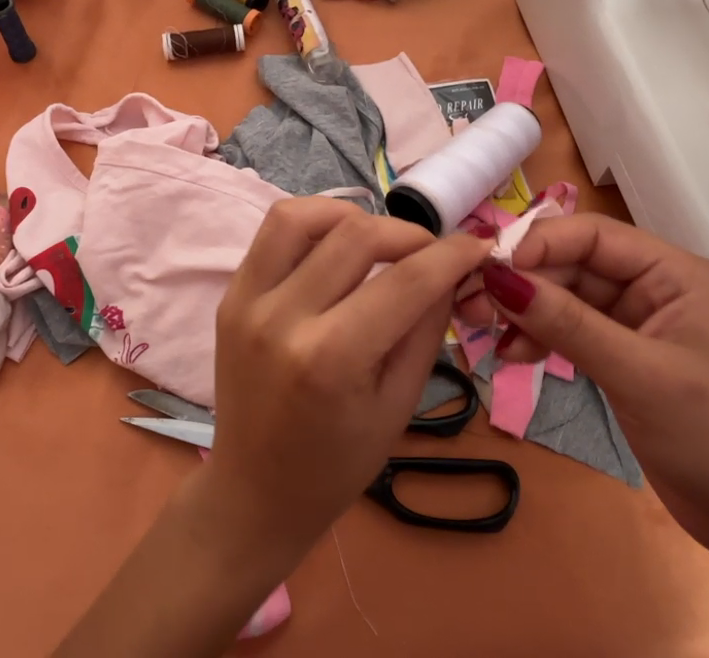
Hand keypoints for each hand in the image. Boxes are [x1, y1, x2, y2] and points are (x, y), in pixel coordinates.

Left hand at [206, 196, 494, 549]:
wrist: (255, 492)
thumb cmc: (337, 464)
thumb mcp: (399, 404)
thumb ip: (426, 328)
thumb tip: (451, 270)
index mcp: (331, 359)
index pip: (406, 281)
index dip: (452, 255)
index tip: (477, 245)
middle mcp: (283, 319)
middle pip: (356, 235)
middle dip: (409, 233)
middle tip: (431, 252)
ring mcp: (246, 303)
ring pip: (302, 216)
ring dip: (352, 216)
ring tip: (380, 242)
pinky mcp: (230, 296)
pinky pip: (272, 235)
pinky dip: (313, 225)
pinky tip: (338, 247)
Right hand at [476, 212, 708, 547]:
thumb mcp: (640, 375)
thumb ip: (568, 324)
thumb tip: (497, 277)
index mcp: (676, 275)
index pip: (594, 235)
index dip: (539, 244)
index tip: (487, 269)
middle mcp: (658, 292)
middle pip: (576, 267)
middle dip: (524, 283)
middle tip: (469, 306)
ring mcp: (643, 330)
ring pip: (570, 302)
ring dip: (527, 314)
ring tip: (486, 337)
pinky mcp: (630, 365)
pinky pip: (576, 336)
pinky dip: (544, 342)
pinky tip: (515, 357)